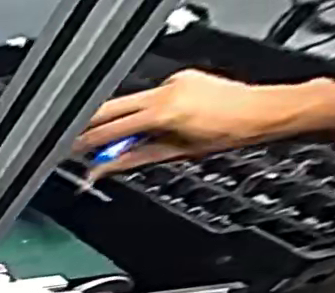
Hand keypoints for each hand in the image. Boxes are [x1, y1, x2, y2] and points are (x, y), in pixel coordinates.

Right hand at [74, 70, 323, 179]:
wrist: (267, 111)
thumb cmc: (228, 133)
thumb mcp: (170, 154)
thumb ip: (127, 161)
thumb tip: (96, 172)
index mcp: (162, 112)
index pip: (108, 129)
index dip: (82, 144)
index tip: (66, 154)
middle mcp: (167, 91)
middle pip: (109, 109)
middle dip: (88, 128)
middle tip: (73, 146)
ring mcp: (175, 81)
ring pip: (126, 103)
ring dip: (112, 123)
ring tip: (110, 144)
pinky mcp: (182, 78)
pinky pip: (146, 97)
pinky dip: (135, 114)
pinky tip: (139, 127)